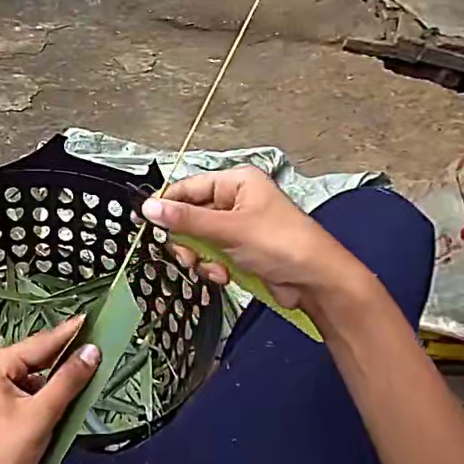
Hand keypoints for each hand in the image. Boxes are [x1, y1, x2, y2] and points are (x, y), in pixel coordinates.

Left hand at [0, 316, 101, 463]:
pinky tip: (65, 403)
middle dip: (66, 359)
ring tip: (87, 377)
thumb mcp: (42, 415)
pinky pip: (30, 393)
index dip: (71, 332)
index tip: (94, 319)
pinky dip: (48, 397)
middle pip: (38, 358)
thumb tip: (91, 352)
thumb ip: (68, 380)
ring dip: (58, 382)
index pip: (42, 342)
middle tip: (98, 349)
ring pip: (36, 377)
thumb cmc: (1, 458)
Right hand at [142, 166, 364, 309]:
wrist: (315, 281)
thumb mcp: (228, 229)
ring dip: (200, 258)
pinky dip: (212, 267)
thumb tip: (148, 208)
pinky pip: (211, 255)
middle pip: (189, 217)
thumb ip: (185, 220)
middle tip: (189, 256)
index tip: (150, 225)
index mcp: (236, 182)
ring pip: (197, 240)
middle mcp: (236, 200)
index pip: (187, 188)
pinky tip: (225, 275)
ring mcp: (237, 226)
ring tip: (215, 268)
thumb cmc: (282, 244)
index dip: (167, 207)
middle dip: (188, 241)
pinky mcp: (239, 249)